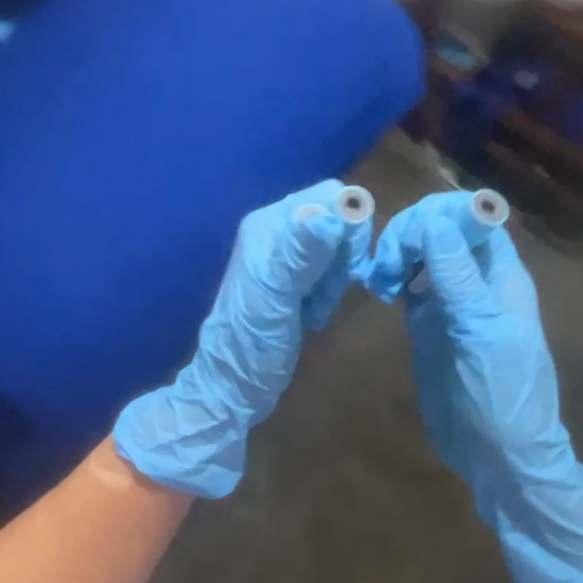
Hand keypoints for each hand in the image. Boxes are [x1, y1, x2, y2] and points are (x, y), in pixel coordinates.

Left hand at [113, 180, 369, 497]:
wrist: (232, 386)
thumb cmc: (251, 343)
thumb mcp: (277, 298)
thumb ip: (301, 254)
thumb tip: (331, 215)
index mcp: (268, 225)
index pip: (328, 195)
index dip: (350, 224)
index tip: (349, 264)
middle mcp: (277, 231)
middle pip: (337, 218)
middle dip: (344, 255)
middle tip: (327, 291)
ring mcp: (286, 256)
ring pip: (338, 246)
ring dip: (338, 277)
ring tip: (315, 307)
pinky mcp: (295, 278)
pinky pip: (331, 269)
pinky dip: (330, 290)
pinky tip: (313, 314)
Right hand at [371, 192, 582, 582]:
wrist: (500, 458)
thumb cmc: (502, 393)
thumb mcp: (482, 331)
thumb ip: (458, 276)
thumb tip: (433, 220)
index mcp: (501, 276)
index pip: (474, 219)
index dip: (442, 213)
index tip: (410, 232)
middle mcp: (476, 281)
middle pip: (442, 230)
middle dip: (411, 232)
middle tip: (386, 261)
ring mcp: (450, 302)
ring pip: (421, 253)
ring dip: (397, 251)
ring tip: (379, 277)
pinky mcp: (427, 324)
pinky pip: (408, 282)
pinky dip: (391, 275)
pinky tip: (378, 287)